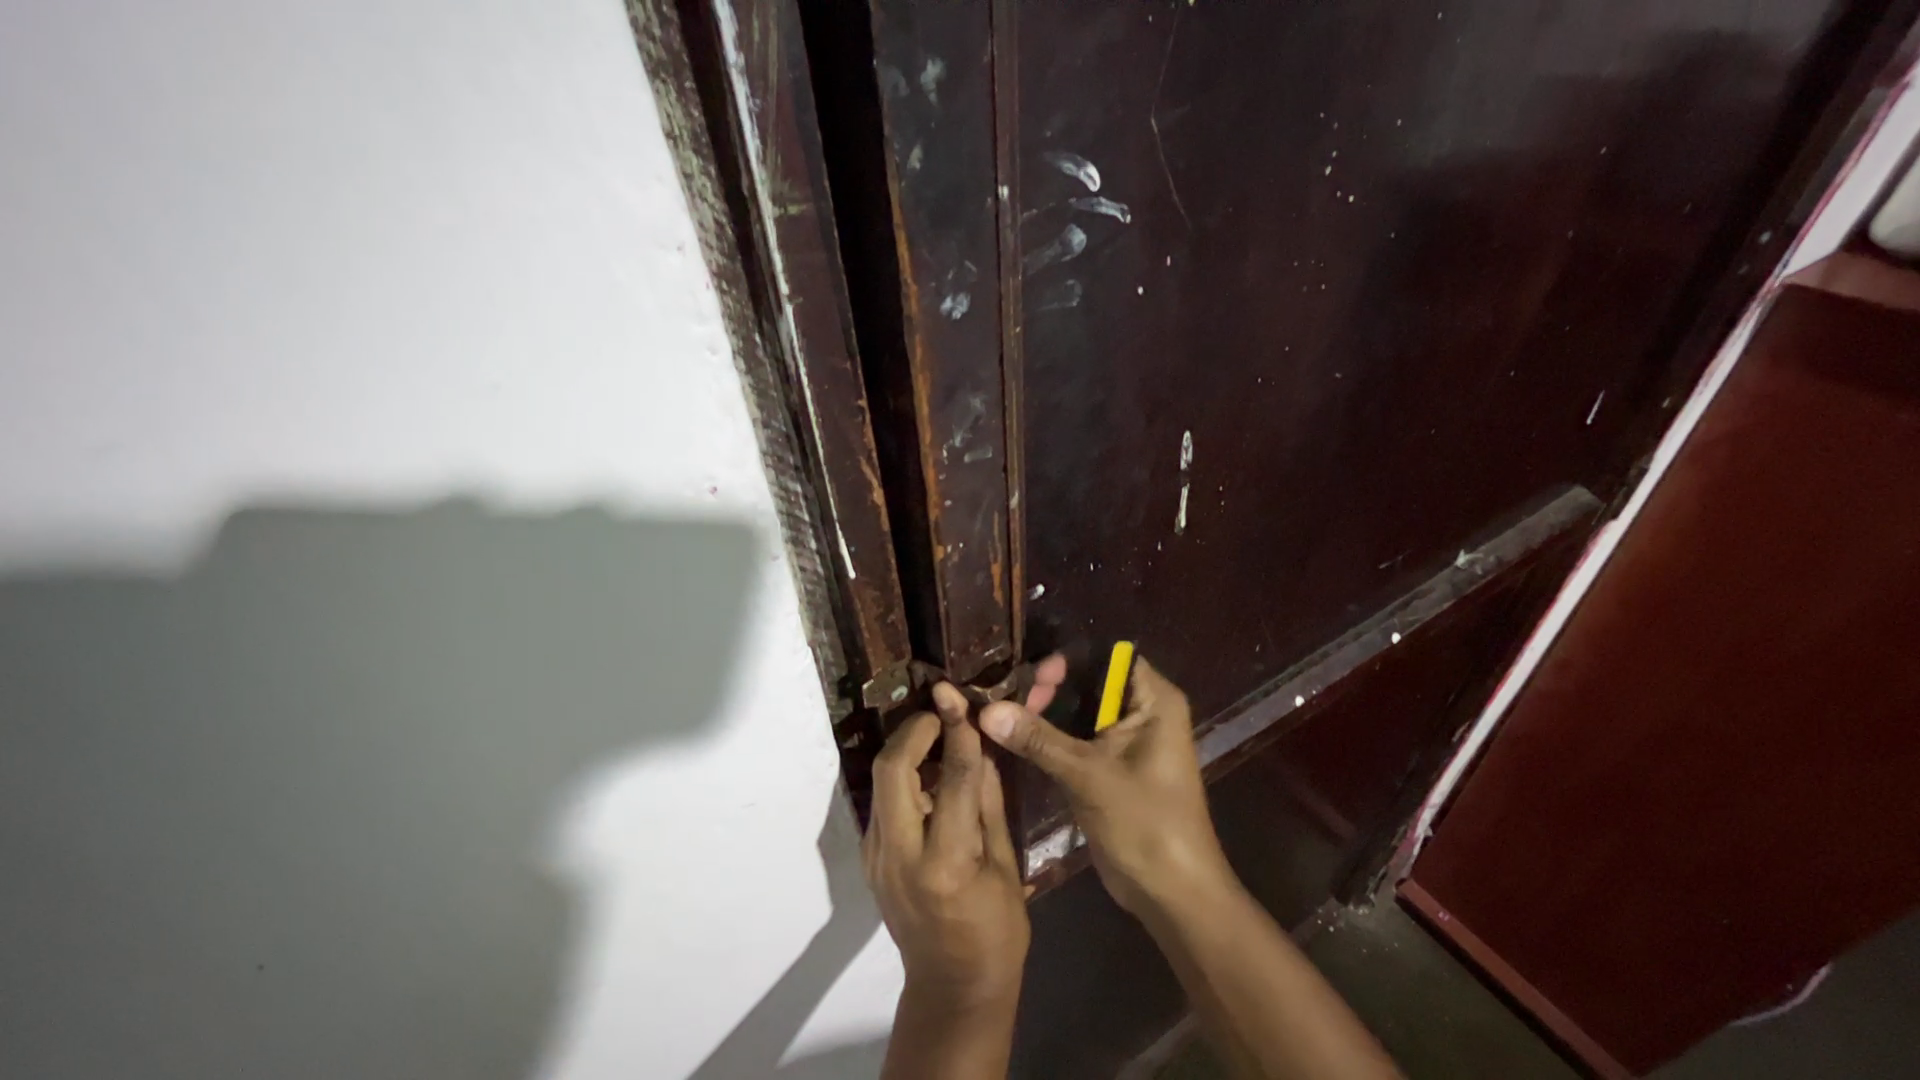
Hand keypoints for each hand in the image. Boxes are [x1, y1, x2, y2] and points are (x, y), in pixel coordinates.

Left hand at [864, 682, 1028, 1011]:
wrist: (951, 988)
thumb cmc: (996, 933)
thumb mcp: (1005, 866)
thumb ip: (988, 802)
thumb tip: (981, 745)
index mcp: (946, 862)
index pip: (949, 779)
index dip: (956, 731)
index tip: (957, 696)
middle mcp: (900, 855)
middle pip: (891, 769)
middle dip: (914, 730)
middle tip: (942, 712)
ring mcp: (876, 858)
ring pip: (880, 781)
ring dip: (905, 749)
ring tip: (938, 734)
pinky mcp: (870, 860)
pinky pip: (883, 801)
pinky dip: (902, 777)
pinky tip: (928, 774)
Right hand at [979, 657, 1232, 917]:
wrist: (1171, 892)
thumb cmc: (1146, 823)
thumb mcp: (1088, 775)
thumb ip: (1038, 739)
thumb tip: (986, 709)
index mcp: (1154, 701)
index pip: (1108, 657)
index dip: (1069, 661)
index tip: (1032, 680)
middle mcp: (1142, 712)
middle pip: (1089, 681)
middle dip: (1049, 688)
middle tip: (1009, 703)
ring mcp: (1125, 741)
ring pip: (1078, 710)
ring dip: (1044, 713)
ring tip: (1001, 717)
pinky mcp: (1109, 768)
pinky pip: (1076, 739)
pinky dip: (1049, 738)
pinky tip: (1014, 739)